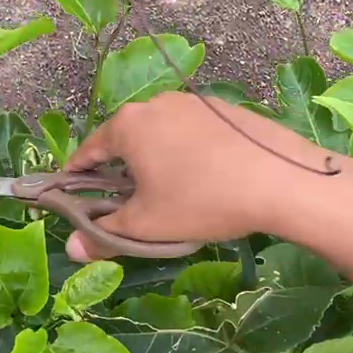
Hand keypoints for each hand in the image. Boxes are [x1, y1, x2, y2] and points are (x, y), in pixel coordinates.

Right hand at [64, 92, 352, 260]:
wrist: (281, 180)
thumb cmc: (201, 200)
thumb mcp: (148, 225)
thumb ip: (104, 236)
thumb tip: (71, 251)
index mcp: (127, 125)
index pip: (90, 149)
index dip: (78, 174)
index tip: (74, 192)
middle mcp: (153, 104)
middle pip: (124, 137)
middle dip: (120, 166)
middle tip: (127, 199)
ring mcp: (190, 101)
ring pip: (159, 132)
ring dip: (155, 156)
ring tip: (168, 189)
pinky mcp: (221, 108)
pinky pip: (191, 130)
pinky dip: (187, 150)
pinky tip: (205, 176)